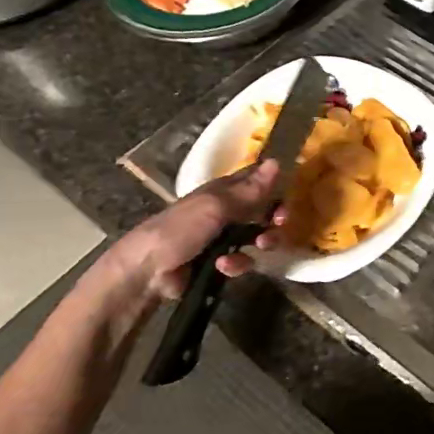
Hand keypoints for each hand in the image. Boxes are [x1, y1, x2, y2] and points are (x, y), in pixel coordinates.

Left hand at [104, 160, 287, 300]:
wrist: (147, 271)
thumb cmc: (180, 229)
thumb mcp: (217, 206)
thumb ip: (250, 189)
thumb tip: (278, 162)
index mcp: (222, 191)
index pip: (255, 180)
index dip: (273, 185)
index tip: (287, 195)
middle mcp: (224, 212)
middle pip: (262, 210)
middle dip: (273, 217)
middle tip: (278, 224)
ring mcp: (222, 238)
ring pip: (257, 237)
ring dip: (261, 241)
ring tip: (258, 247)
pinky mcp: (219, 263)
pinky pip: (242, 261)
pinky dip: (237, 264)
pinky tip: (224, 267)